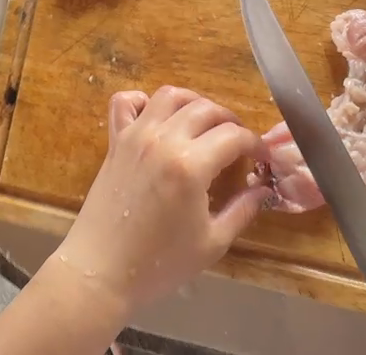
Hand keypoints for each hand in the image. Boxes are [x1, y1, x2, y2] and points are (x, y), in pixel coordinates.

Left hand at [50, 87, 272, 317]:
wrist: (102, 269)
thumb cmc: (160, 263)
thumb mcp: (213, 243)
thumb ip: (242, 210)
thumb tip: (263, 188)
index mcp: (191, 165)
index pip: (233, 136)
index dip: (254, 143)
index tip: (262, 157)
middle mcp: (163, 139)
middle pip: (205, 108)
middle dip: (229, 120)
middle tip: (238, 142)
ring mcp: (135, 135)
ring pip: (169, 95)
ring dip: (192, 102)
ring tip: (204, 123)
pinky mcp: (115, 139)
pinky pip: (125, 102)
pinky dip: (142, 100)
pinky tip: (156, 117)